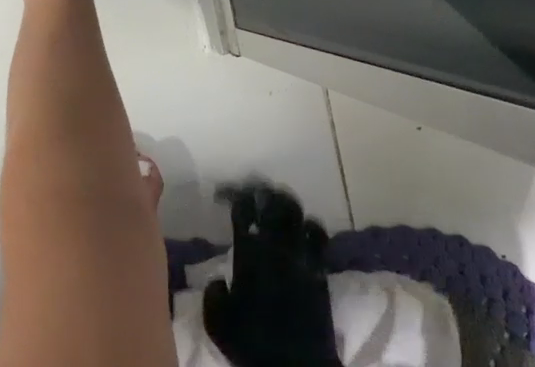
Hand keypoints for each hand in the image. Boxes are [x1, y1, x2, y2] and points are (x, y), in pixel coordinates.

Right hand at [201, 182, 341, 366]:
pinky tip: (301, 233)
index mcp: (250, 255)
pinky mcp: (321, 270)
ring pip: (300, 213)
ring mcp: (303, 256)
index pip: (243, 208)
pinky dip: (309, 227)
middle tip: (252, 193)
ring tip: (276, 208)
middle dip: (262, 190)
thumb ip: (213, 294)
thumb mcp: (217, 323)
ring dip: (287, 205)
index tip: (222, 196)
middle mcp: (278, 247)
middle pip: (275, 201)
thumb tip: (219, 280)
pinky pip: (319, 235)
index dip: (232, 194)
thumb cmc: (252, 345)